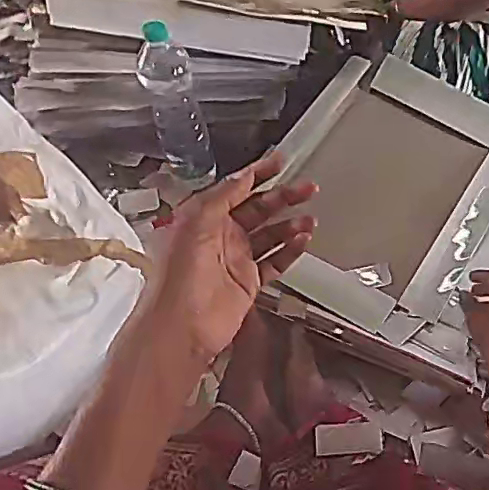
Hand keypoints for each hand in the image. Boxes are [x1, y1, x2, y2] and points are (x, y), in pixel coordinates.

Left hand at [140, 151, 315, 362]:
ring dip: (290, 225)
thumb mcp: (196, 225)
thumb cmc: (178, 278)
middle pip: (258, 210)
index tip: (280, 162)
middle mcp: (220, 236)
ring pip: (270, 235)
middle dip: (283, 198)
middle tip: (307, 189)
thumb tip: (243, 176)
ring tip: (309, 220)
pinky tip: (302, 242)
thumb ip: (222, 197)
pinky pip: (275, 261)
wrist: (181, 327)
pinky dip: (290, 251)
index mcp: (203, 218)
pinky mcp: (248, 282)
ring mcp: (236, 259)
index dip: (258, 174)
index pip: (235, 189)